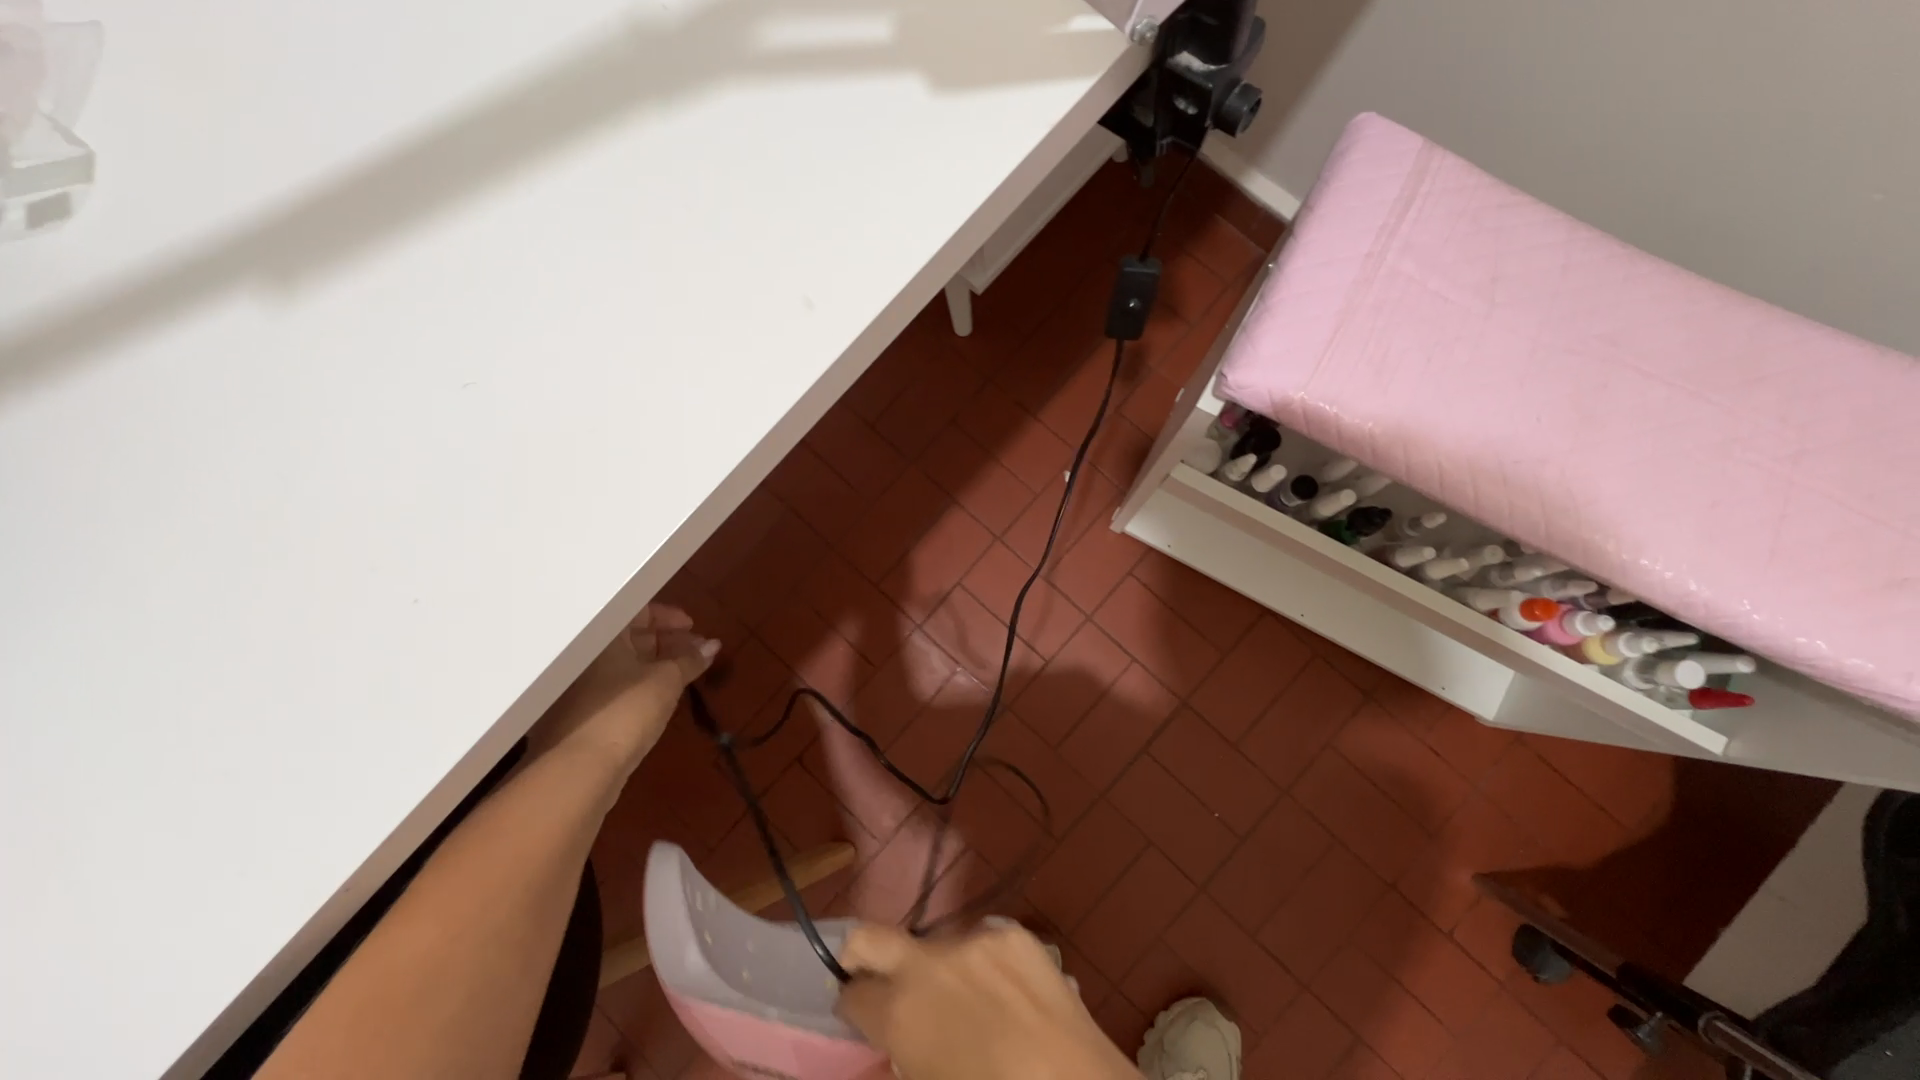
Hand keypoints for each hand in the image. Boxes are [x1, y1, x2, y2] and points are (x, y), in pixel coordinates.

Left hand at [528, 604, 718, 777]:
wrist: (581, 766)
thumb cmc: (626, 710)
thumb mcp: (667, 680)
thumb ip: (690, 659)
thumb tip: (713, 645)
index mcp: (603, 636)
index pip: (637, 611)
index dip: (669, 616)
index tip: (693, 627)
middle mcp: (588, 655)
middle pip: (632, 636)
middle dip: (669, 641)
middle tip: (698, 650)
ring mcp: (583, 685)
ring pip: (628, 663)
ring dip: (660, 663)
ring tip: (689, 672)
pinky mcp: (585, 711)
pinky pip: (620, 685)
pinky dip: (645, 683)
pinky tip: (664, 694)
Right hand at [835, 923, 1138, 1079]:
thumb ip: (901, 1053)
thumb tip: (895, 1040)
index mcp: (897, 1010)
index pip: (850, 994)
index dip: (855, 1008)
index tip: (866, 1019)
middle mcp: (927, 962)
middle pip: (869, 937)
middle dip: (864, 958)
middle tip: (880, 984)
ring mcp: (972, 938)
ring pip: (934, 941)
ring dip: (938, 965)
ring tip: (971, 1000)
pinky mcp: (1013, 932)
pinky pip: (982, 941)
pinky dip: (982, 963)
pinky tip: (1006, 993)